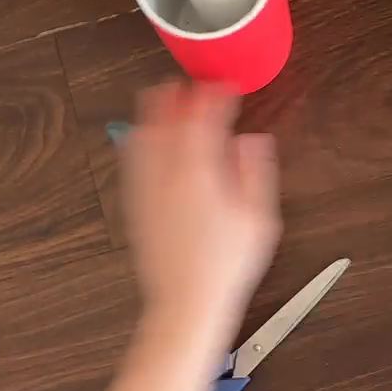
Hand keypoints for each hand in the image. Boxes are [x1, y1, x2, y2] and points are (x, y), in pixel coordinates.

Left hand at [120, 83, 281, 343]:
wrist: (186, 302)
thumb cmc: (226, 265)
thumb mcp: (259, 219)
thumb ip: (255, 172)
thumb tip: (254, 140)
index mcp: (199, 169)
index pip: (205, 114)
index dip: (217, 94)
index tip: (227, 88)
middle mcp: (166, 171)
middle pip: (165, 115)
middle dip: (181, 94)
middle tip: (195, 89)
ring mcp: (146, 187)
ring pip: (142, 131)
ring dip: (157, 111)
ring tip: (169, 101)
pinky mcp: (135, 204)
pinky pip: (131, 158)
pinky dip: (140, 138)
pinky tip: (147, 139)